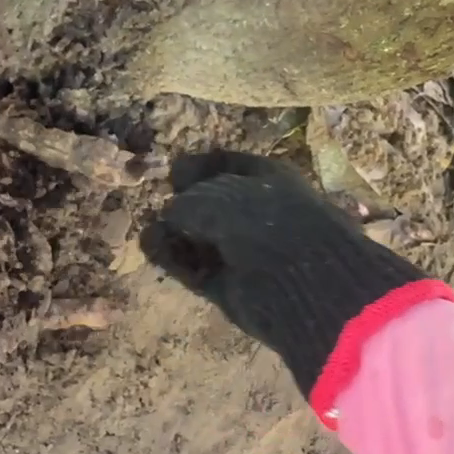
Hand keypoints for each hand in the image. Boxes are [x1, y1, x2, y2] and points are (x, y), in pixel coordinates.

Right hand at [138, 151, 431, 397]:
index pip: (229, 166)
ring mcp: (246, 251)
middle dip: (185, 203)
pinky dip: (173, 258)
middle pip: (212, 204)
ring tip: (150, 226)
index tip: (174, 171)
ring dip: (175, 232)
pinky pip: (195, 267)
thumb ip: (189, 202)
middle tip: (158, 201)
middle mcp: (258, 213)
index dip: (201, 167)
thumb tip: (169, 214)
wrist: (304, 282)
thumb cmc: (269, 223)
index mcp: (269, 179)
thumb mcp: (222, 198)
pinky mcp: (231, 286)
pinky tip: (149, 245)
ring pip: (202, 237)